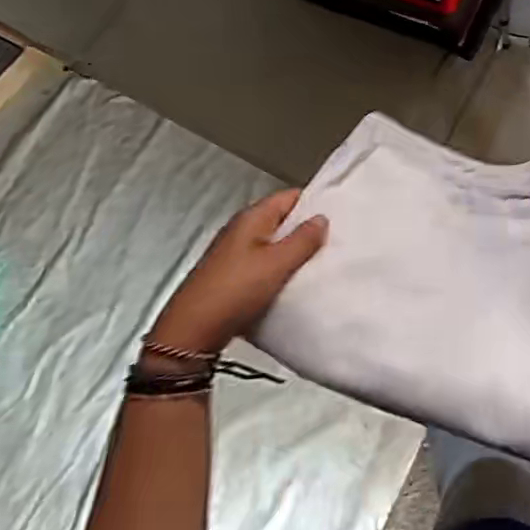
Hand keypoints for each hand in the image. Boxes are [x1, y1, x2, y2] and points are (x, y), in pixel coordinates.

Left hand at [147, 189, 326, 354]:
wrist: (190, 333)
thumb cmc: (236, 291)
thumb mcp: (277, 264)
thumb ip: (303, 239)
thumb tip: (321, 217)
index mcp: (252, 218)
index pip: (289, 197)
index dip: (313, 202)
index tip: (339, 213)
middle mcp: (241, 229)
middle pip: (281, 219)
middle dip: (306, 228)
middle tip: (336, 240)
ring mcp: (234, 252)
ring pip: (273, 243)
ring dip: (294, 251)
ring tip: (321, 261)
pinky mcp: (231, 274)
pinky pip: (263, 262)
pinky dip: (279, 268)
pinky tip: (294, 281)